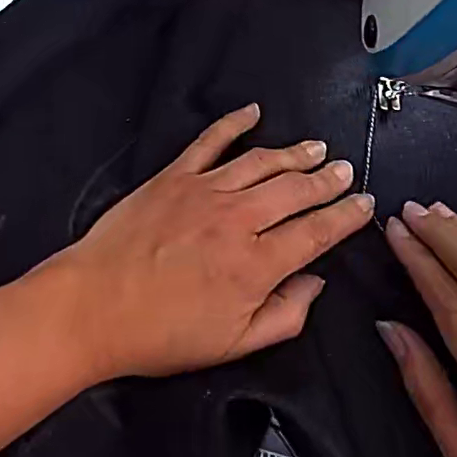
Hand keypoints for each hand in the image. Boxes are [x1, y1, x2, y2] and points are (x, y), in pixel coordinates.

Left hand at [42, 104, 373, 379]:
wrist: (93, 307)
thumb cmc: (161, 334)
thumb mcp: (232, 345)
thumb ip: (285, 314)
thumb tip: (315, 281)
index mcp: (256, 264)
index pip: (317, 231)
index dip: (346, 215)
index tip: (364, 203)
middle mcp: (239, 219)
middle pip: (297, 189)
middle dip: (328, 179)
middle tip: (345, 170)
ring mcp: (207, 189)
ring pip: (264, 161)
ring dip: (295, 152)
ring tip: (316, 147)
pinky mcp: (177, 174)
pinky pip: (212, 140)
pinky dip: (234, 122)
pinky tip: (253, 111)